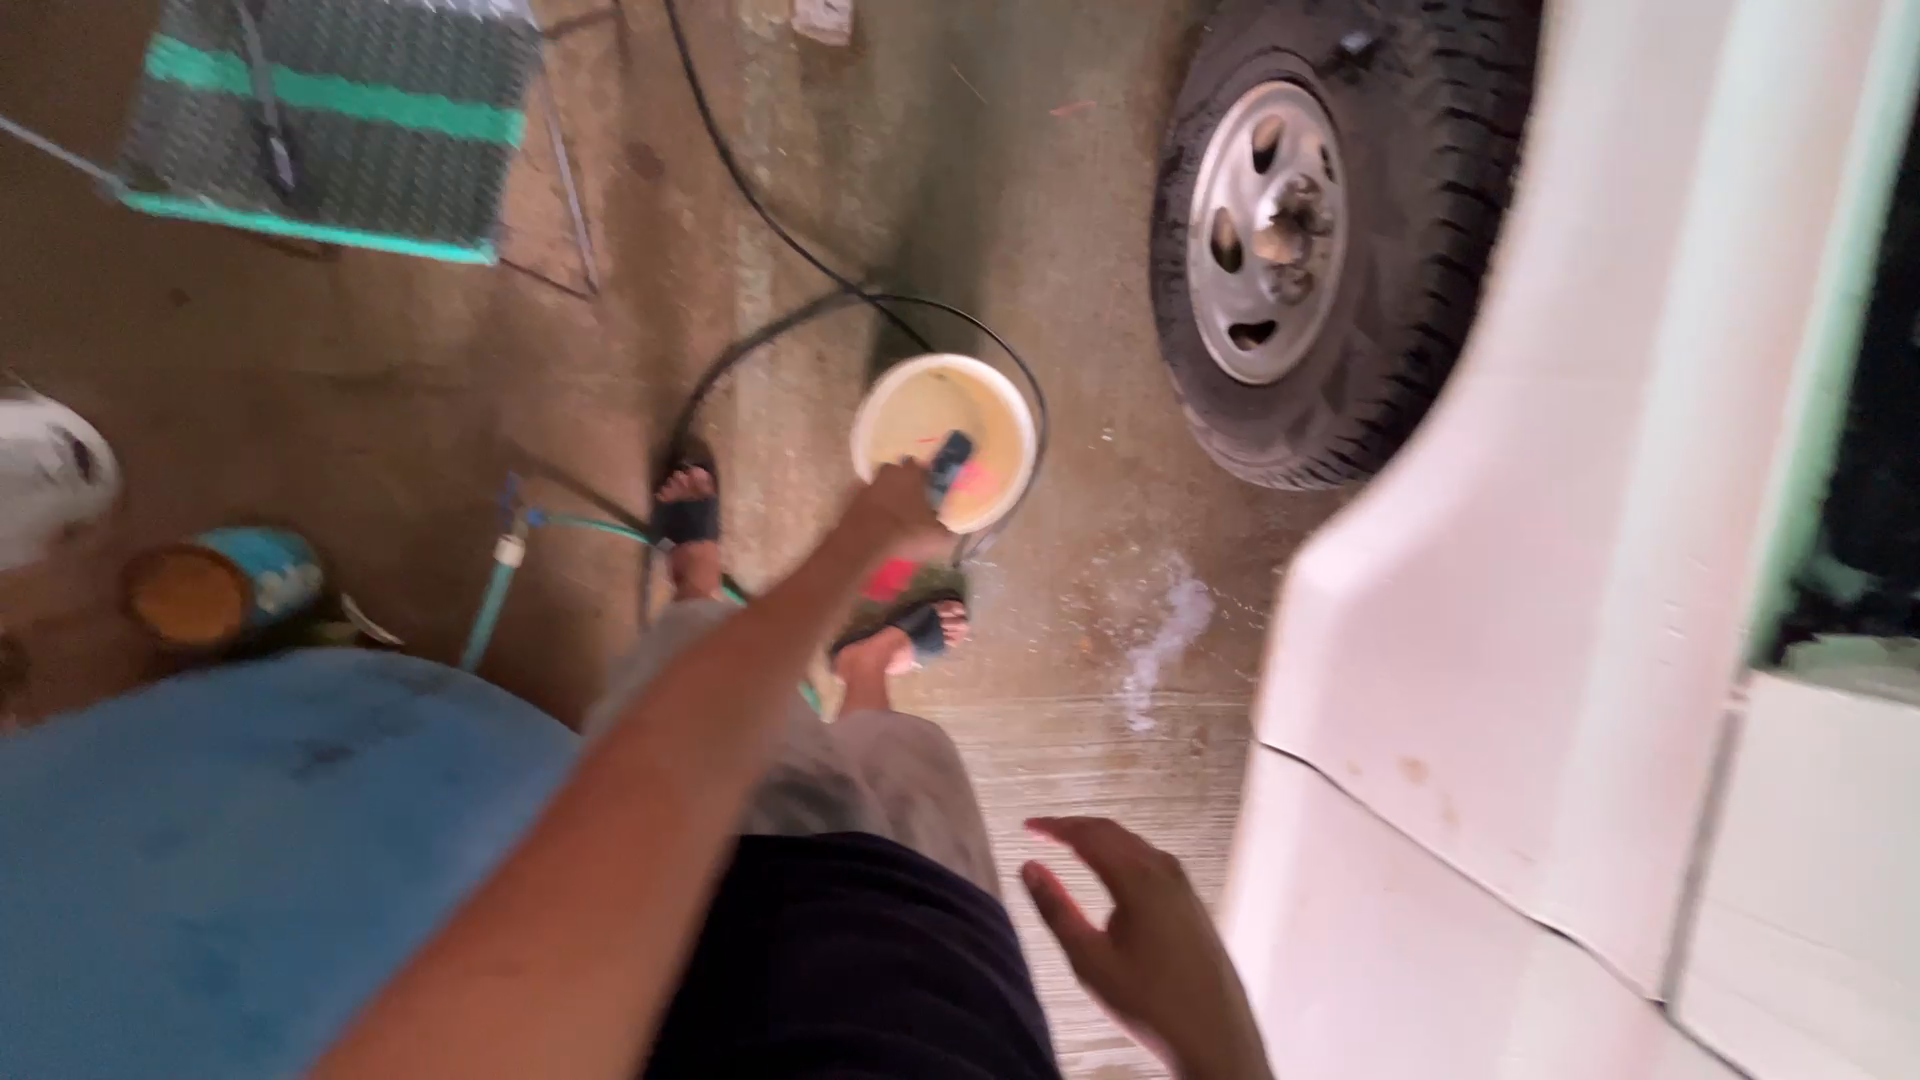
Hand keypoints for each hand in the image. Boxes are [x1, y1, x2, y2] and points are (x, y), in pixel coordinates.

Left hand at [836, 460, 954, 561]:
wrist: (865, 541)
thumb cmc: (906, 531)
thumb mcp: (937, 536)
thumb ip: (946, 529)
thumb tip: (952, 530)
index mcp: (912, 474)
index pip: (921, 466)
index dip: (925, 477)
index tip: (929, 489)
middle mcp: (889, 473)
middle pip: (897, 471)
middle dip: (902, 482)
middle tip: (910, 499)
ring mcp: (867, 485)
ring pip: (880, 485)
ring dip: (885, 495)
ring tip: (893, 514)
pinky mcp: (851, 500)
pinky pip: (865, 501)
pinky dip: (871, 508)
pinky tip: (877, 523)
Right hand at [1023, 817, 1271, 1079]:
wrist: (1218, 1041)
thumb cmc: (1149, 1004)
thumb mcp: (1090, 961)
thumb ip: (1055, 909)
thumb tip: (1029, 867)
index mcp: (1137, 878)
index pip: (1087, 835)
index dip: (1054, 827)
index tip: (1028, 826)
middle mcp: (1163, 869)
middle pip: (1110, 831)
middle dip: (1073, 826)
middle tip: (1042, 832)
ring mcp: (1182, 883)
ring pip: (1131, 843)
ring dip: (1097, 837)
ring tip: (1068, 844)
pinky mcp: (1191, 898)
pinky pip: (1147, 858)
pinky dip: (1119, 852)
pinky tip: (1109, 868)